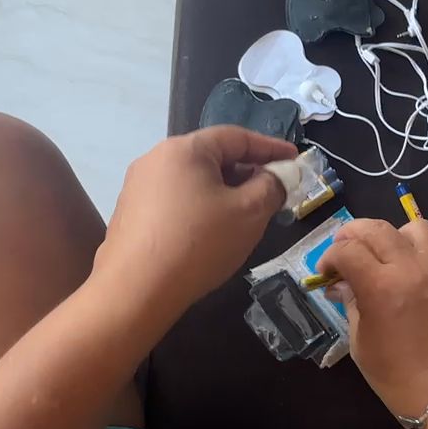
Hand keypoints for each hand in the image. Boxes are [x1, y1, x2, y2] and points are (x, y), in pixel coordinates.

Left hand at [96, 127, 296, 315]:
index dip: (271, 147)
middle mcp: (157, 159)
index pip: (236, 137)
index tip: (295, 158)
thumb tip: (276, 177)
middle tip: (275, 191)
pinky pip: (177, 201)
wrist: (136, 291)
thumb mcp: (250, 212)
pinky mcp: (132, 214)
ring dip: (226, 192)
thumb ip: (272, 186)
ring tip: (248, 214)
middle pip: (213, 157)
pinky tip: (214, 232)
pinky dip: (202, 208)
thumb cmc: (199, 243)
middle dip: (248, 172)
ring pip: (195, 181)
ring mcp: (139, 187)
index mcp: (185, 149)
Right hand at [317, 217, 427, 416]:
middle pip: (377, 229)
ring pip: (414, 227)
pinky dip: (416, 249)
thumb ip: (351, 304)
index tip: (326, 272)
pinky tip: (407, 270)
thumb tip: (340, 284)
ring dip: (391, 233)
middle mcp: (411, 268)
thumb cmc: (397, 375)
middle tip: (343, 250)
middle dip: (353, 234)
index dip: (330, 256)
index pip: (347, 250)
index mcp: (381, 286)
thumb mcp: (361, 342)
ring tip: (382, 252)